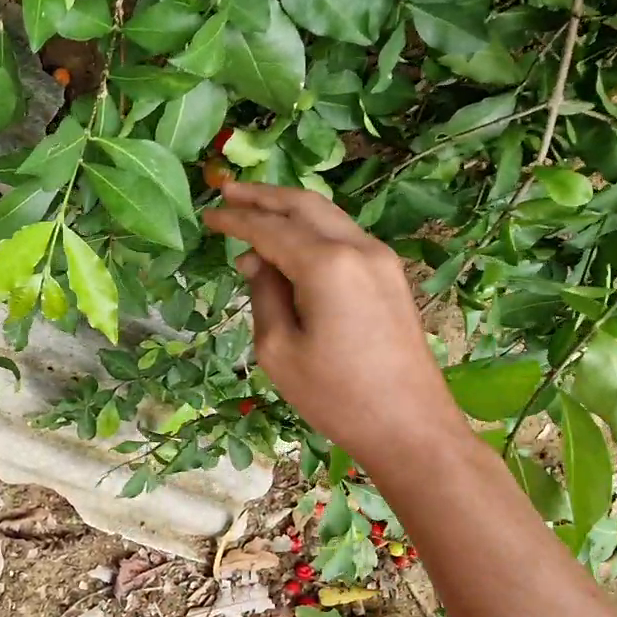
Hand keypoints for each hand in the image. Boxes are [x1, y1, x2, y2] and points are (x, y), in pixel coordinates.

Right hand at [203, 181, 467, 468]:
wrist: (409, 425)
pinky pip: (343, 237)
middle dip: (263, 196)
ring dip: (288, 209)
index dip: (235, 220)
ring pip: (328, 216)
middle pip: (304, 205)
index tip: (207, 216)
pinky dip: (311, 230)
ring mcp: (381, 259)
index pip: (270, 229)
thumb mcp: (278, 349)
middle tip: (226, 191)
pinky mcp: (390, 276)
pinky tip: (288, 243)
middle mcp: (358, 248)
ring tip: (253, 207)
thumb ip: (264, 295)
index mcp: (327, 265)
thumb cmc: (335, 395)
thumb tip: (255, 261)